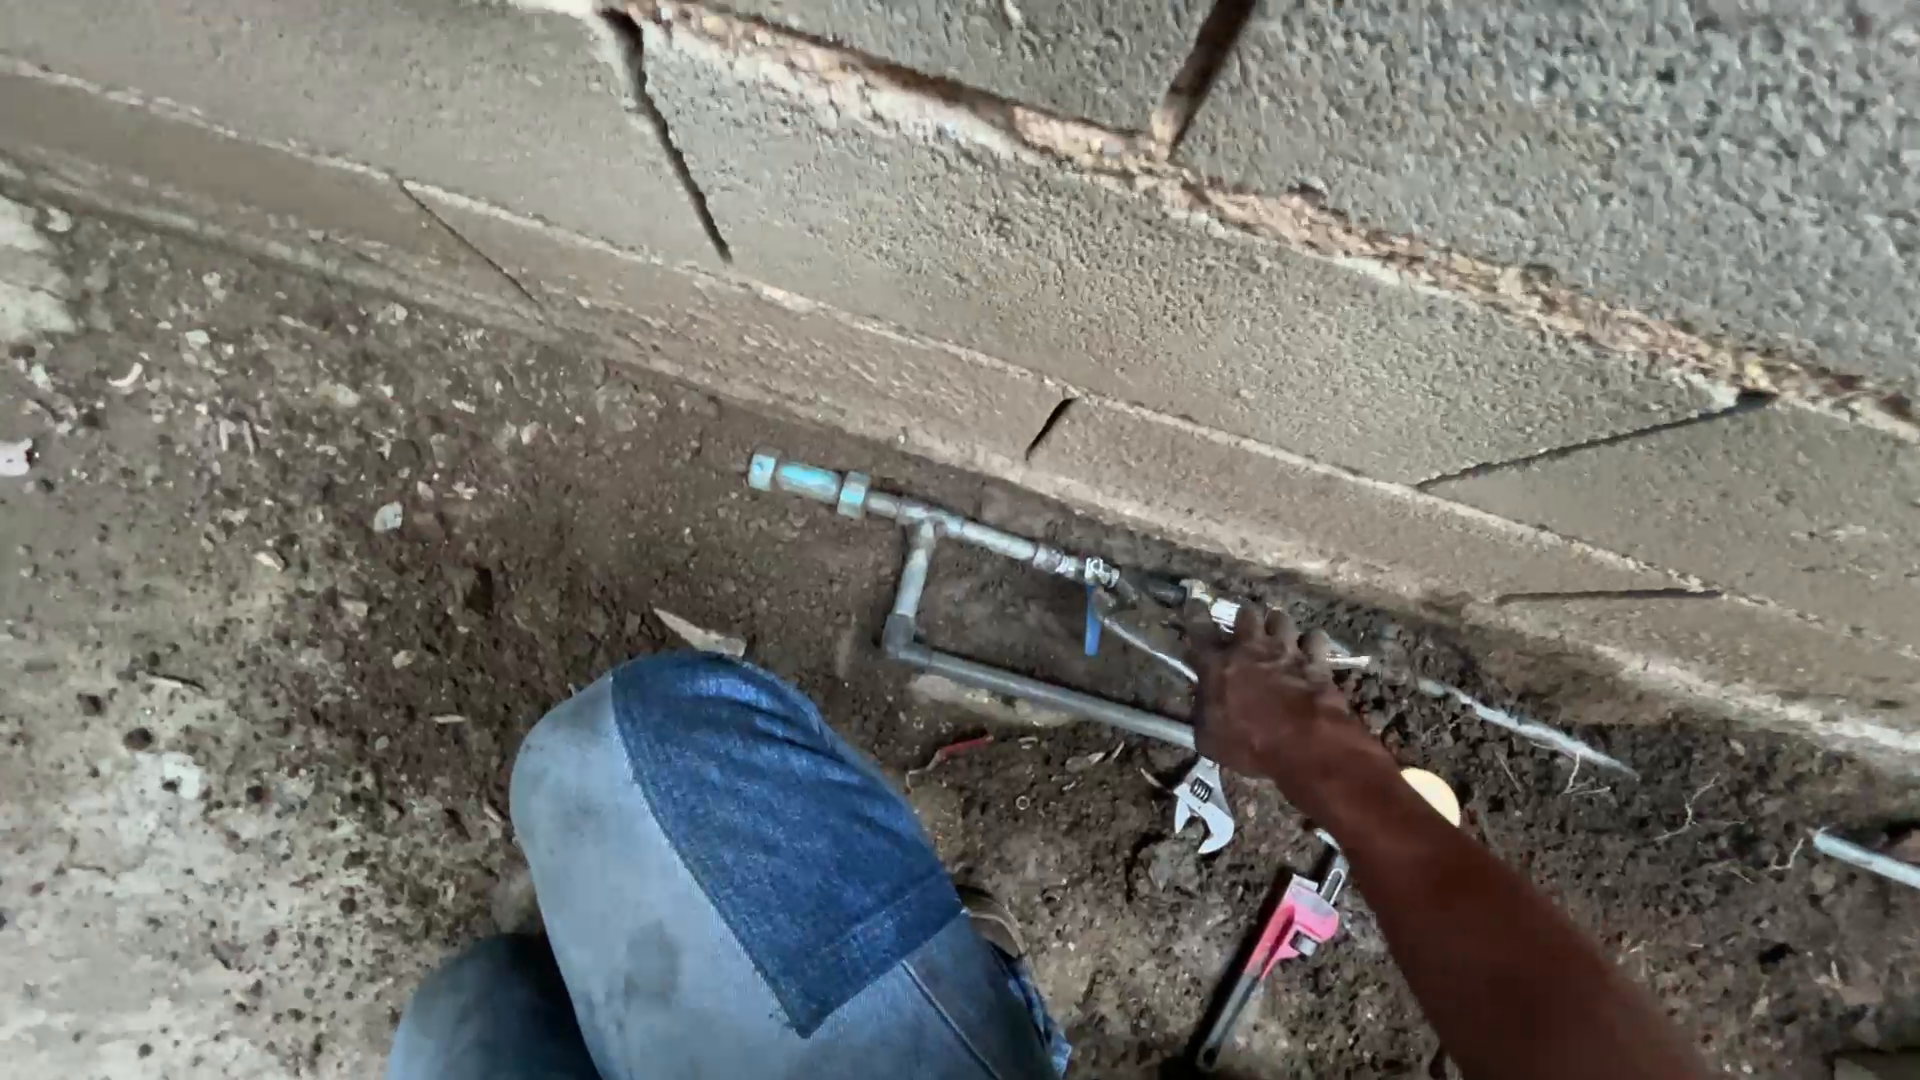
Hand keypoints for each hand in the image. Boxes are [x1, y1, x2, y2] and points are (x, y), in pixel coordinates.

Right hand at [1185, 601, 1397, 821]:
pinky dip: (1312, 641)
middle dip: (1245, 617)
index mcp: (1217, 665)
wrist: (1305, 745)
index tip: (1194, 603)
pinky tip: (1311, 648)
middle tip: (1246, 625)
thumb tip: (1202, 706)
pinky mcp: (1316, 661)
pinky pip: (1315, 639)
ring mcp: (1285, 651)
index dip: (1195, 613)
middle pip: (1246, 615)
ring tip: (1278, 631)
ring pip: (1281, 619)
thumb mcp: (1209, 737)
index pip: (1199, 630)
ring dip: (1277, 624)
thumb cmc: (1249, 745)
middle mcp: (1250, 649)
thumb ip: (1202, 713)